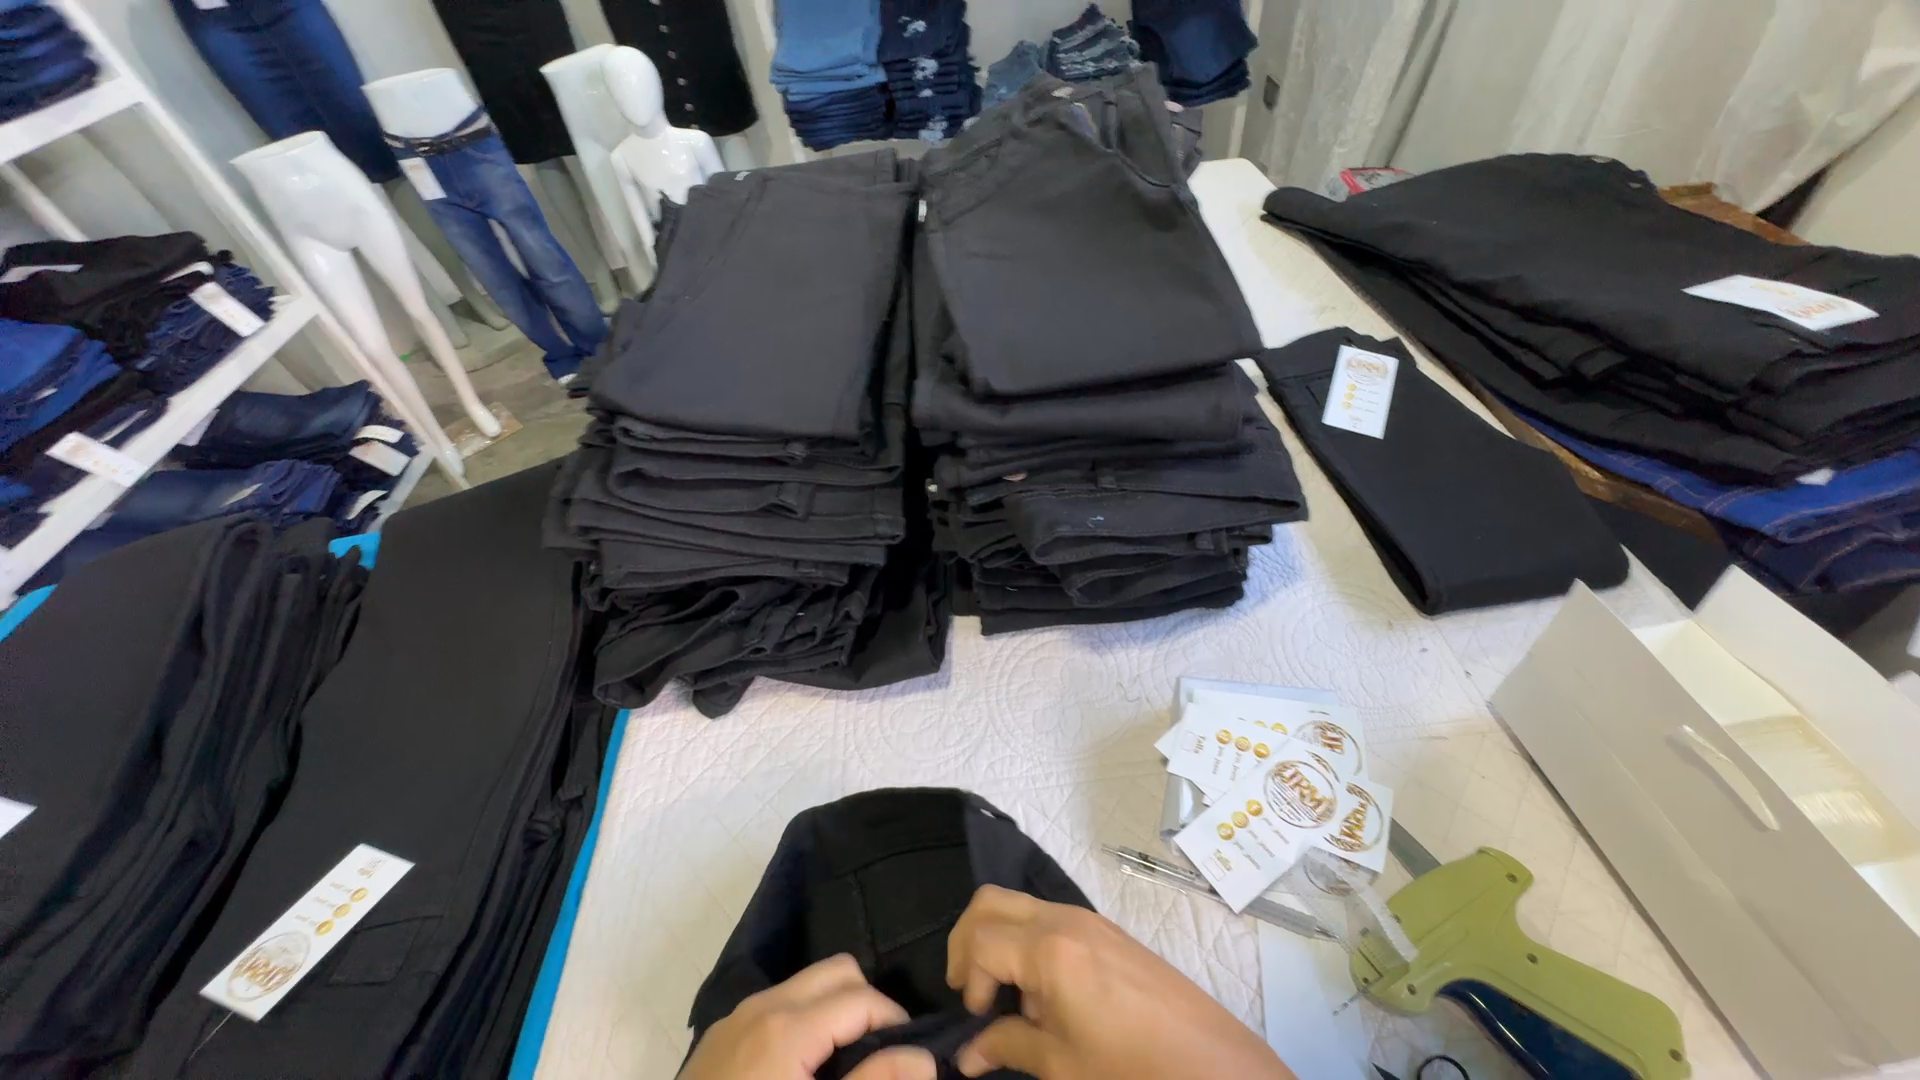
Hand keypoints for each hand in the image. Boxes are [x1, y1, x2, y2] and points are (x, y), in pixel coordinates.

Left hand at [678, 955, 935, 1079]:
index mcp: (789, 1026)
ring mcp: (737, 1017)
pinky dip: (803, 1018)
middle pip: (837, 971)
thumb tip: (925, 1058)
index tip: (910, 1054)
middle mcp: (763, 1005)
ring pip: (806, 984)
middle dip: (867, 1002)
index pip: (862, 996)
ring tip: (846, 1061)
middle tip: (880, 1051)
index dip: (895, 1020)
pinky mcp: (721, 1035)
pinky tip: (803, 1067)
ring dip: (835, 1008)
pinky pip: (777, 1003)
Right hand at [946, 886, 1295, 1079]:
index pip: (980, 940)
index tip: (979, 1019)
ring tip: (1007, 995)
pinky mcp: (1105, 929)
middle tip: (971, 989)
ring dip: (998, 938)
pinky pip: (1047, 916)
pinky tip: (1043, 991)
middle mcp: (1064, 918)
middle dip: (967, 940)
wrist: (1213, 1062)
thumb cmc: (1131, 1067)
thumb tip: (967, 1052)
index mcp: (1049, 948)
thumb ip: (1008, 1046)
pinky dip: (1026, 939)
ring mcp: (1087, 919)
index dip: (969, 979)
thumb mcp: (1062, 1064)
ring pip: (1018, 904)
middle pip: (990, 902)